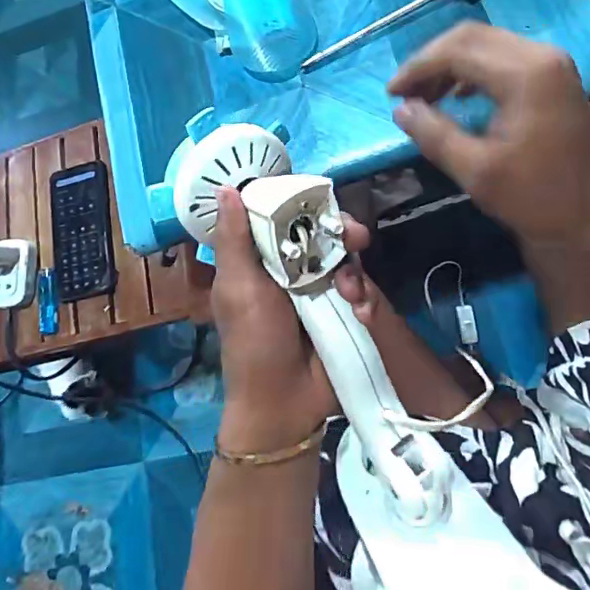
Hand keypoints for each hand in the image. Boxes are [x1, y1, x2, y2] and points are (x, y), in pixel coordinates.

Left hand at [207, 187, 337, 454]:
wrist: (285, 402)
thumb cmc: (253, 342)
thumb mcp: (238, 288)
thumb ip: (235, 239)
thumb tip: (225, 188)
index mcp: (261, 258)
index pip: (285, 215)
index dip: (305, 203)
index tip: (323, 198)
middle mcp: (292, 267)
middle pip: (323, 231)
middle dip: (343, 231)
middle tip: (357, 238)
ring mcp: (321, 288)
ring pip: (346, 257)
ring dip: (353, 269)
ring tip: (352, 292)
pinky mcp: (344, 310)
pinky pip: (361, 287)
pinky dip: (364, 296)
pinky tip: (361, 310)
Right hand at [387, 23, 589, 247]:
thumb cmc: (544, 196)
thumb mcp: (479, 173)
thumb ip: (435, 136)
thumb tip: (401, 109)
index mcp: (522, 74)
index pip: (455, 50)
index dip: (416, 68)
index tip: (391, 94)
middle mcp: (538, 54)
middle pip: (469, 36)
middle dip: (430, 61)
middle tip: (404, 93)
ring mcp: (550, 62)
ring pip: (485, 42)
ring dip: (449, 64)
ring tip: (424, 96)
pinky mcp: (553, 74)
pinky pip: (502, 56)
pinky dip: (472, 70)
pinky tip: (458, 97)